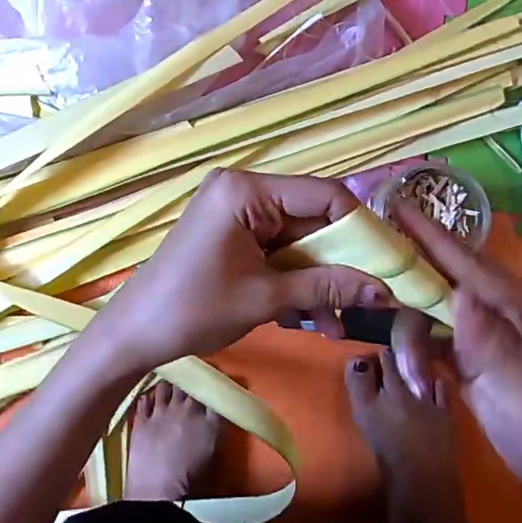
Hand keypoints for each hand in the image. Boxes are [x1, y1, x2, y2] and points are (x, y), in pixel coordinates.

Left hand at [88, 170, 394, 370]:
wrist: (134, 333)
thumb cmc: (194, 309)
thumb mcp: (266, 298)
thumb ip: (327, 287)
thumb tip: (386, 290)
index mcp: (245, 190)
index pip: (323, 194)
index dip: (360, 228)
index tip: (387, 263)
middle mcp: (241, 189)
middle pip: (312, 218)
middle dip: (339, 262)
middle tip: (368, 299)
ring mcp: (235, 211)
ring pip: (297, 240)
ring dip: (318, 279)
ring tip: (336, 324)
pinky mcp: (231, 234)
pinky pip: (276, 251)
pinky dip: (294, 280)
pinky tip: (311, 318)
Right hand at [394, 205, 521, 522]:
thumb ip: (494, 347)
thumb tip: (459, 296)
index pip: (468, 262)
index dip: (428, 234)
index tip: (393, 203)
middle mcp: (505, 310)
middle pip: (442, 282)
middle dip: (407, 296)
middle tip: (371, 296)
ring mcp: (489, 334)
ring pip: (431, 313)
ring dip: (413, 342)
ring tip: (418, 380)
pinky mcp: (475, 356)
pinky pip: (434, 338)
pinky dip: (419, 355)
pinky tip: (420, 381)